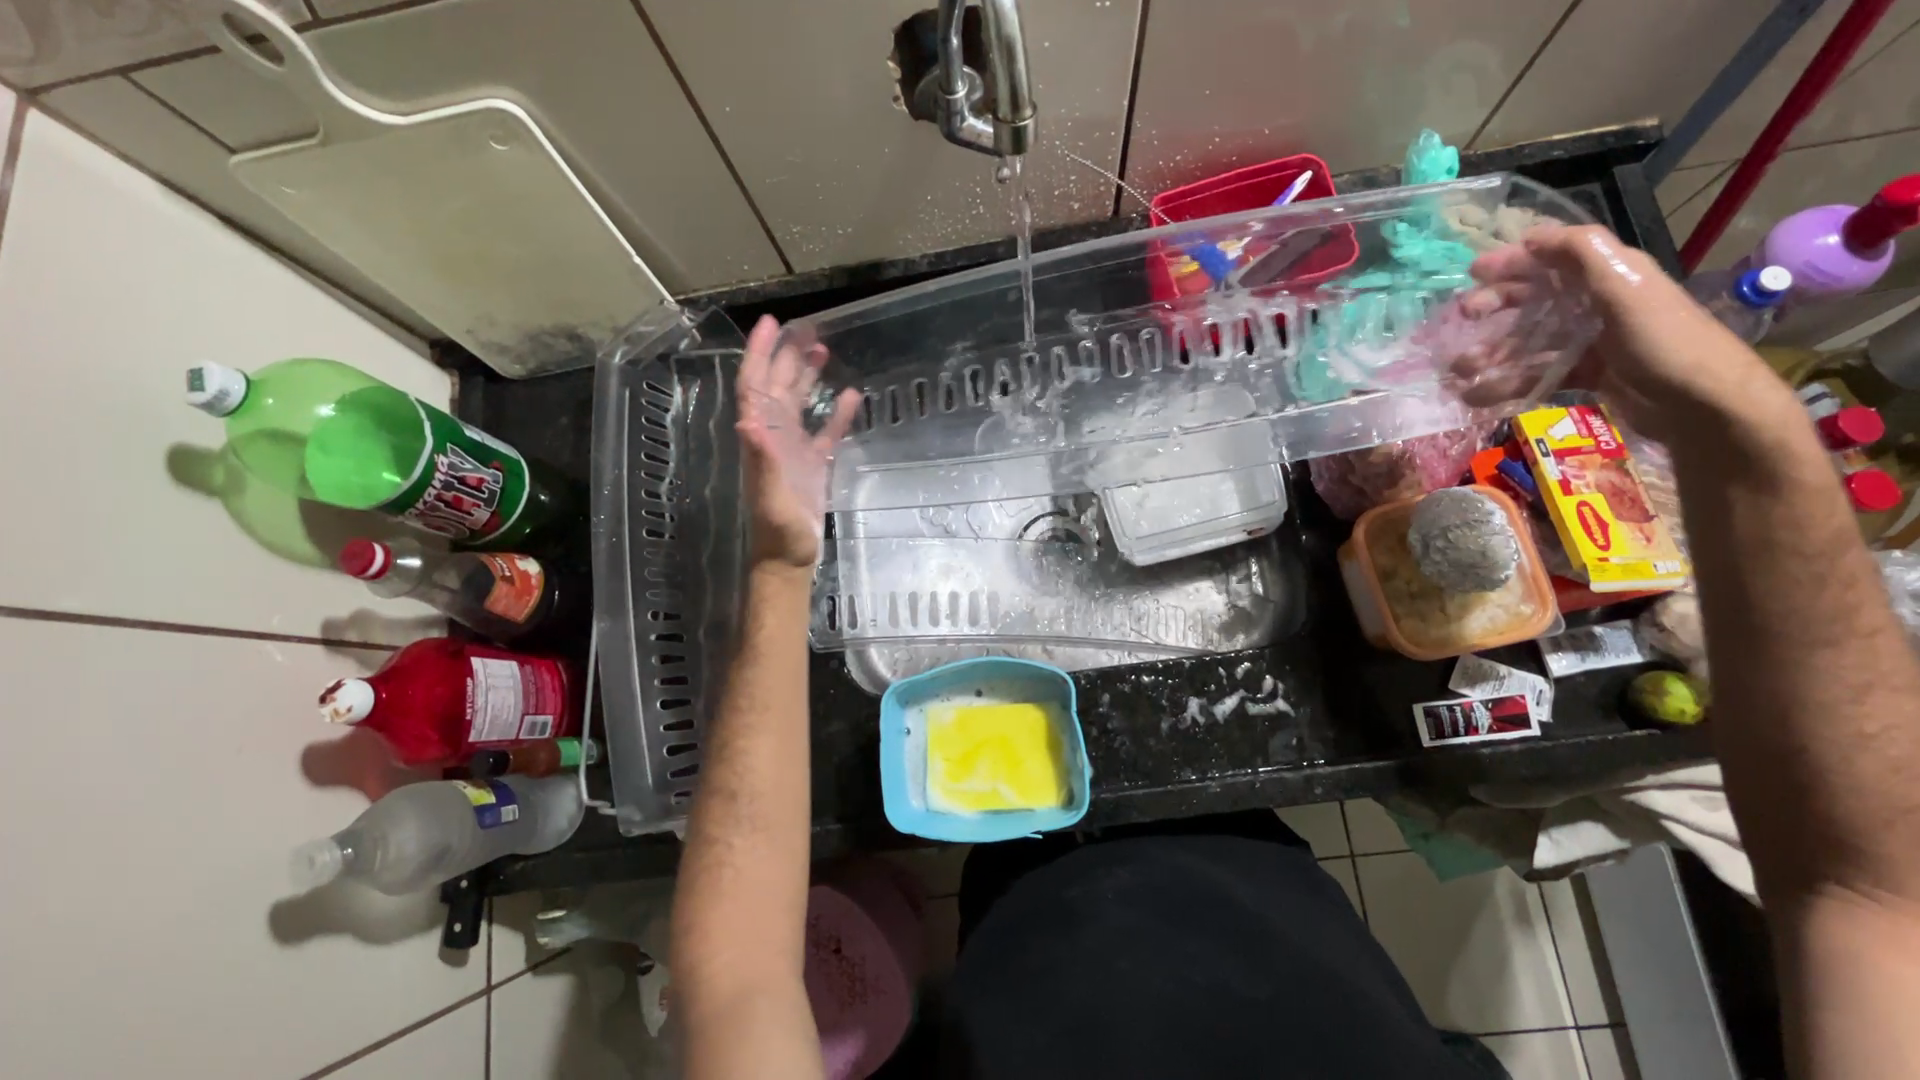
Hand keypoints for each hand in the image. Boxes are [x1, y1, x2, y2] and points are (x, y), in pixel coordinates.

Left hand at [736, 315, 860, 569]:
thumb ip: (762, 460)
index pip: (756, 385)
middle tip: (807, 327)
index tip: (772, 324)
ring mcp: (794, 449)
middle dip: (788, 354)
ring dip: (808, 374)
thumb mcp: (771, 497)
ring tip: (824, 347)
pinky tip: (852, 395)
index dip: (761, 353)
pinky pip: (826, 431)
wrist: (790, 560)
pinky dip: (836, 413)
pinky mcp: (814, 465)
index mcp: (762, 438)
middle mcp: (774, 437)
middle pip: (778, 385)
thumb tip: (748, 421)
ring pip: (798, 402)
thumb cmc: (778, 533)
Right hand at [1461, 225, 1788, 443]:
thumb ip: (1582, 253)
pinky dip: (1508, 383)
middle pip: (1535, 298)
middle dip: (1494, 308)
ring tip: (1460, 372)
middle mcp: (1598, 302)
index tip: (1473, 273)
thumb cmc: (1662, 341)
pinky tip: (1480, 396)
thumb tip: (1532, 236)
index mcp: (1608, 274)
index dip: (1512, 261)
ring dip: (1492, 353)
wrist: (1702, 405)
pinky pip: (1538, 373)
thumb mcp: (1625, 287)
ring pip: (1530, 341)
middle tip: (1462, 320)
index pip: (1552, 257)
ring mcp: (1592, 341)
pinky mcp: (1588, 374)